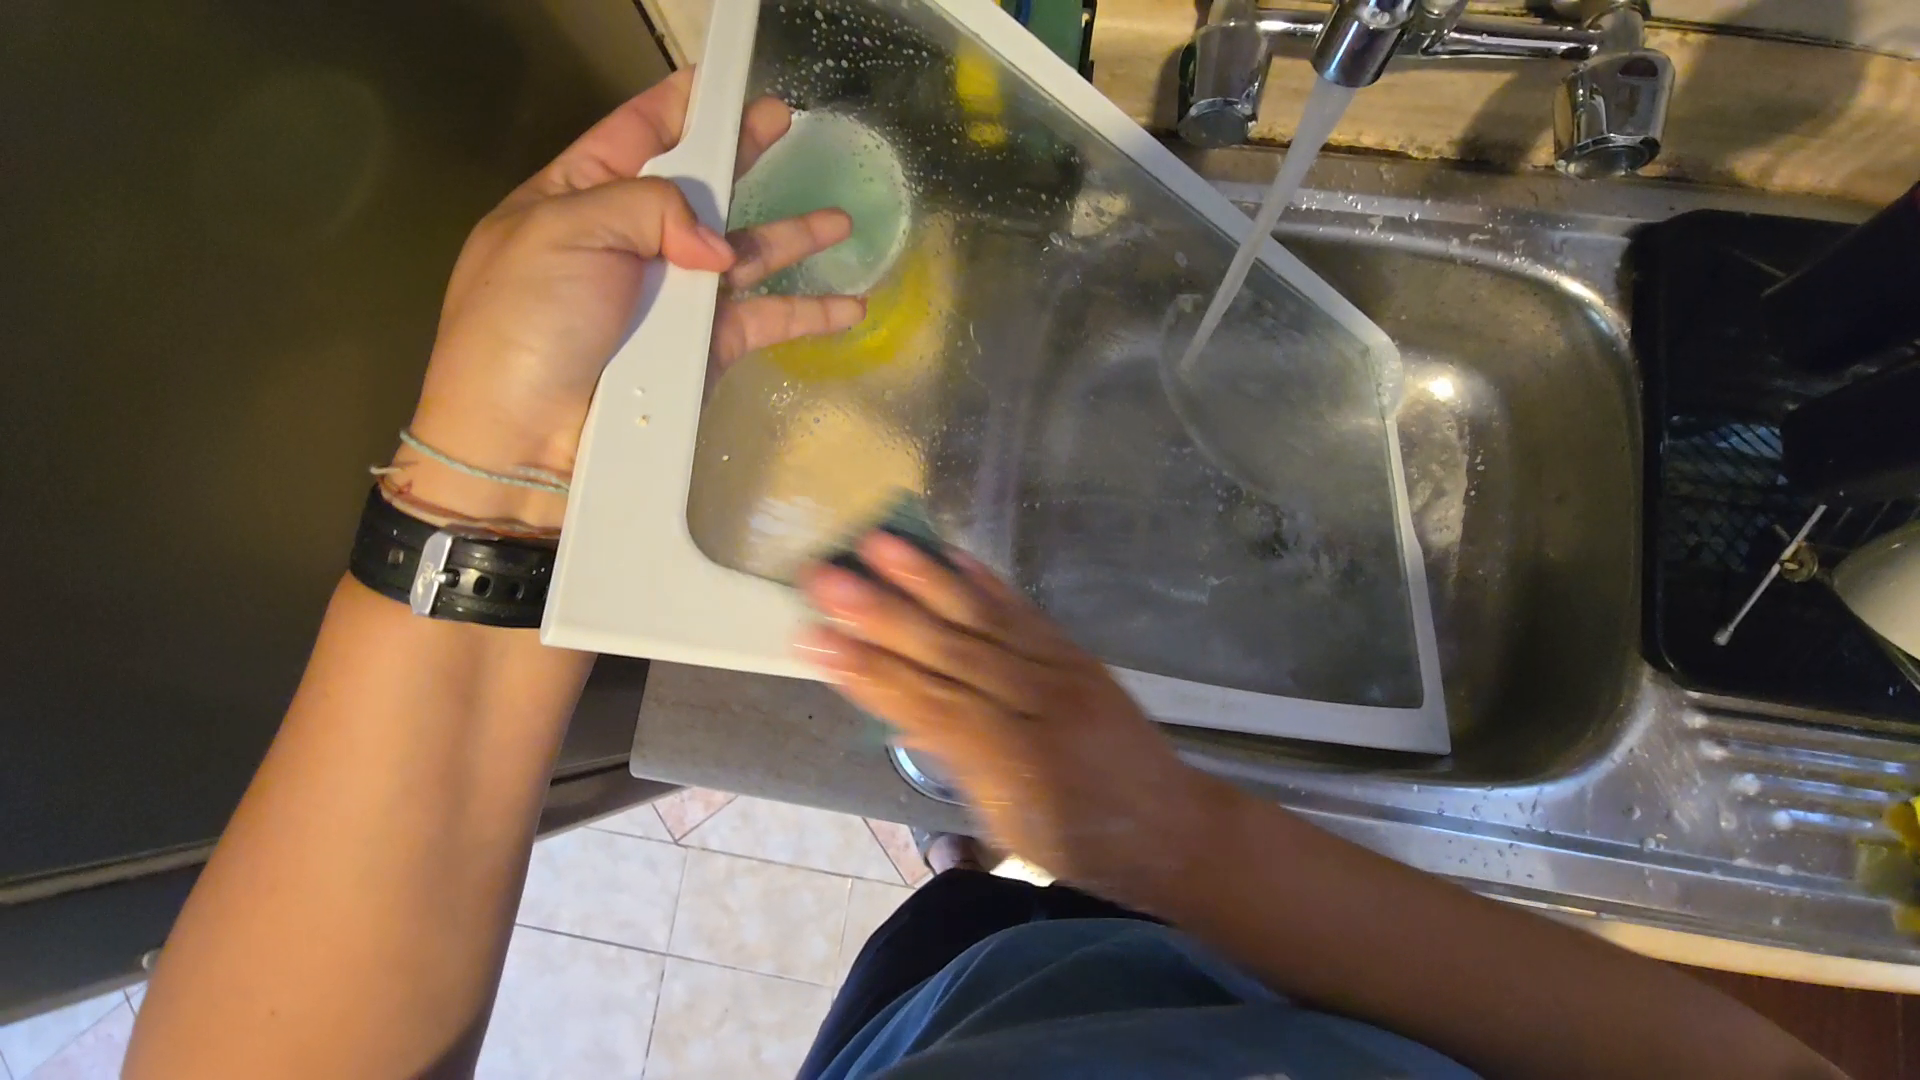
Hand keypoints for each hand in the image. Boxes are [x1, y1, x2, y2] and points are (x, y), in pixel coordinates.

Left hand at [395, 70, 865, 528]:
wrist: (526, 442)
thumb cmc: (526, 326)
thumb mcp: (564, 234)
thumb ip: (648, 207)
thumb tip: (719, 245)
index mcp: (580, 199)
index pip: (635, 134)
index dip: (677, 105)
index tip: (719, 79)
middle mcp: (634, 244)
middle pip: (703, 188)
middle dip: (743, 153)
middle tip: (784, 119)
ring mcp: (675, 300)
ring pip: (746, 254)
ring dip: (794, 235)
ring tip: (842, 219)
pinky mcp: (707, 350)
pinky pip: (766, 320)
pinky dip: (809, 313)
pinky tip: (849, 304)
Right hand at [797, 533, 1241, 905]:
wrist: (1172, 828)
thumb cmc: (1081, 846)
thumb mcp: (1008, 828)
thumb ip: (956, 769)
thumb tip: (901, 720)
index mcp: (1010, 762)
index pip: (924, 706)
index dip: (866, 672)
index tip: (813, 639)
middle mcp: (1035, 705)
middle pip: (947, 651)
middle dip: (880, 612)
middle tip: (824, 576)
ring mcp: (1061, 671)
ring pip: (983, 619)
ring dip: (926, 578)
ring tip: (879, 542)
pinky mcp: (1079, 655)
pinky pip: (1026, 612)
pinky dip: (987, 581)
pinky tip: (953, 555)